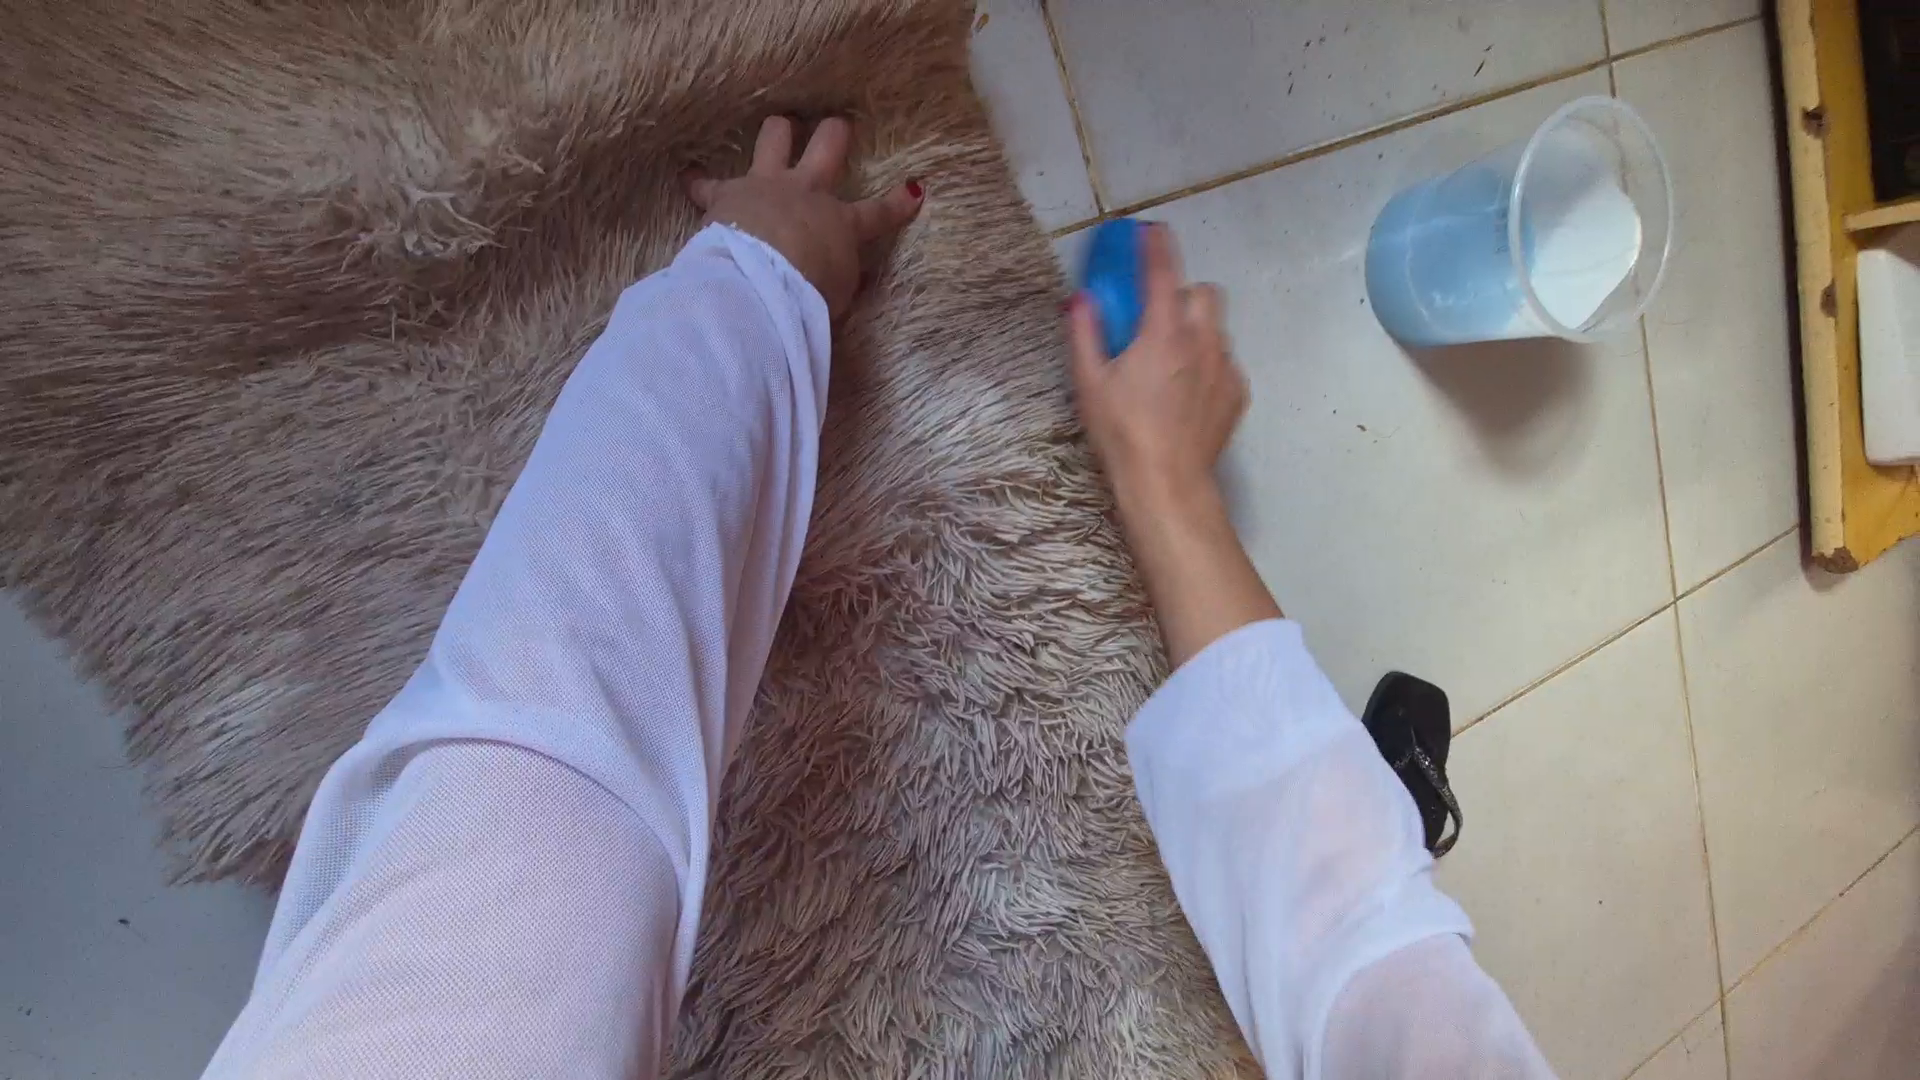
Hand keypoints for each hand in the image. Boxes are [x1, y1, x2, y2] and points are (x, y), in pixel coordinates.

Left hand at [684, 116, 922, 318]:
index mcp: (841, 224)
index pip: (878, 213)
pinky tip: (689, 178)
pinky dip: (698, 183)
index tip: (913, 191)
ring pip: (775, 138)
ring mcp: (766, 187)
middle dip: (834, 135)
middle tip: (836, 129)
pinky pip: (706, 184)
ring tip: (778, 130)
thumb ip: (842, 276)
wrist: (764, 283)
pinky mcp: (726, 195)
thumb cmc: (811, 295)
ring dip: (778, 133)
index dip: (899, 204)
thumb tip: (844, 273)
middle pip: (827, 148)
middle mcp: (806, 193)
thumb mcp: (840, 293)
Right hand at [1066, 224, 1277, 664]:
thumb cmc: (1121, 433)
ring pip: (1217, 326)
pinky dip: (1208, 363)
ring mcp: (1226, 366)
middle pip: (1202, 292)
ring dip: (1196, 328)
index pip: (1162, 270)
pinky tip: (1187, 393)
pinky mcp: (1237, 393)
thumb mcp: (1089, 383)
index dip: (1155, 244)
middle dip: (1181, 294)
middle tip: (1155, 318)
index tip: (1150, 231)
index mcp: (1163, 331)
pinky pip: (1225, 361)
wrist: (1167, 483)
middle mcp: (1202, 339)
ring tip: (1171, 360)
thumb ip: (1084, 334)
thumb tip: (1079, 299)